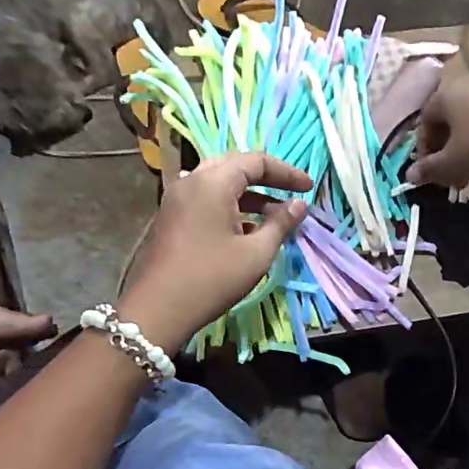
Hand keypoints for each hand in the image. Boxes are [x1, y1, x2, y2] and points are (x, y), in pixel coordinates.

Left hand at [118, 152, 310, 348]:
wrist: (160, 308)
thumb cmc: (213, 277)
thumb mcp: (256, 253)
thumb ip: (280, 224)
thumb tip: (299, 205)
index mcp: (212, 182)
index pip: (255, 161)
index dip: (286, 172)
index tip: (309, 188)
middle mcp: (191, 181)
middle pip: (235, 166)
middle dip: (267, 178)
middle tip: (292, 194)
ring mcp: (178, 199)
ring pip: (220, 183)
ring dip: (250, 194)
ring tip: (275, 216)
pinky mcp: (173, 217)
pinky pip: (207, 199)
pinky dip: (231, 206)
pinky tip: (248, 229)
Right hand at [406, 68, 468, 187]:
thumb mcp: (453, 165)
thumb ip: (430, 169)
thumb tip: (411, 176)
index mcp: (448, 92)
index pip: (426, 118)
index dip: (424, 146)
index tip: (430, 169)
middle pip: (450, 113)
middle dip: (447, 144)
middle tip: (451, 171)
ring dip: (468, 139)